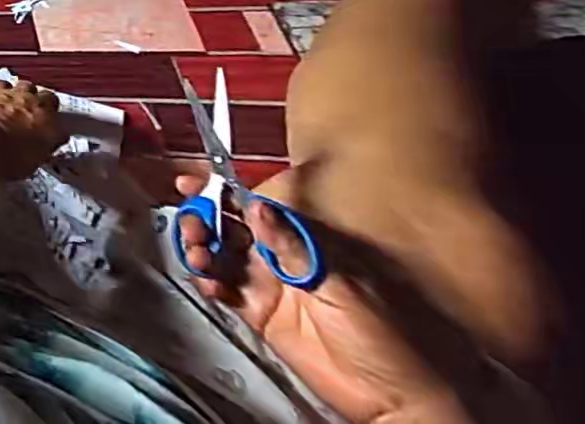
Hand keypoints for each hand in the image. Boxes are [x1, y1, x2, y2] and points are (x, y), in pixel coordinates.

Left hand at [0, 79, 62, 177]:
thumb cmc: (9, 157)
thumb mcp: (32, 161)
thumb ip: (38, 149)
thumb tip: (34, 150)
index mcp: (54, 129)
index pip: (61, 127)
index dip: (53, 130)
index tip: (47, 134)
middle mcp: (39, 108)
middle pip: (47, 98)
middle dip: (42, 104)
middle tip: (34, 114)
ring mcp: (18, 95)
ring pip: (27, 86)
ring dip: (23, 93)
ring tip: (15, 103)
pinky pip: (2, 84)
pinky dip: (0, 91)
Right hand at [175, 174, 467, 422]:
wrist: (394, 402)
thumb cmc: (382, 338)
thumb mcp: (340, 287)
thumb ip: (292, 248)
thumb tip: (256, 205)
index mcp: (299, 244)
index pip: (252, 208)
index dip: (220, 193)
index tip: (190, 182)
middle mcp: (275, 258)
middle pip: (225, 226)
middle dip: (201, 219)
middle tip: (193, 226)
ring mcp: (263, 284)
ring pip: (216, 253)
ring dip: (199, 248)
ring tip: (198, 257)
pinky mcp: (254, 311)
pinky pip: (219, 286)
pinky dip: (207, 280)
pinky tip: (208, 284)